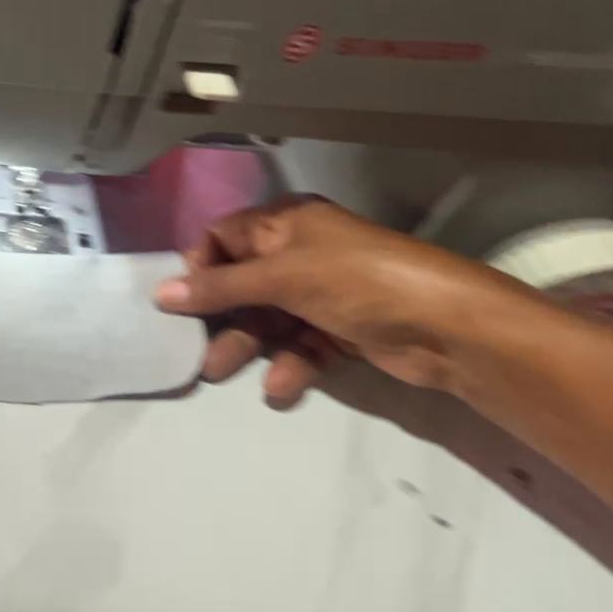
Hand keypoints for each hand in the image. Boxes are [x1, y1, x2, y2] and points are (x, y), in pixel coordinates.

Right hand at [155, 196, 547, 407]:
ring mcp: (323, 292)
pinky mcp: (344, 329)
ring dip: (246, 344)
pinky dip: (289, 363)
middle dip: (219, 316)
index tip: (181, 300)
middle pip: (242, 283)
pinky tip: (279, 387)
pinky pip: (301, 343)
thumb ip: (219, 288)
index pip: (223, 238)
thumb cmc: (357, 281)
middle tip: (192, 346)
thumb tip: (158, 294)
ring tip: (218, 373)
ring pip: (268, 317)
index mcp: (285, 224)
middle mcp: (300, 253)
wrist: (454, 328)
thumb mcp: (281, 278)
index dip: (199, 267)